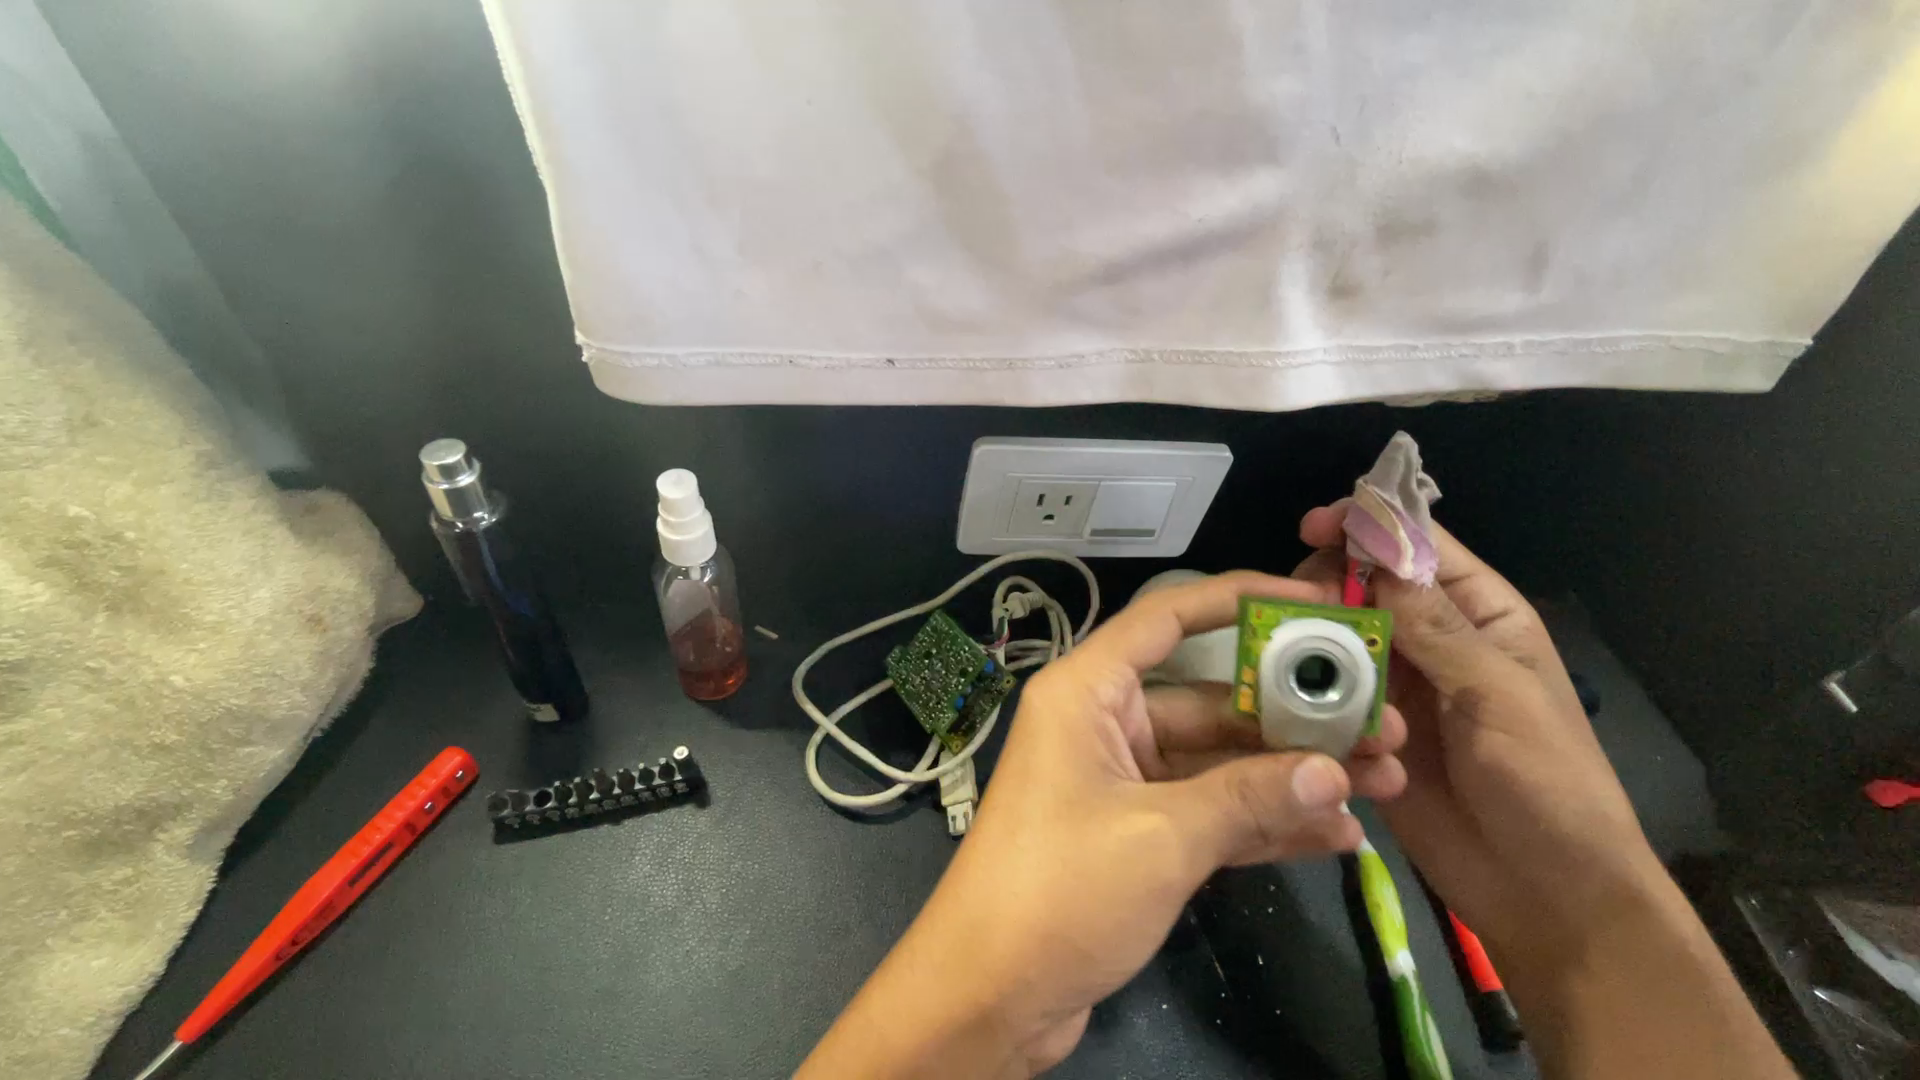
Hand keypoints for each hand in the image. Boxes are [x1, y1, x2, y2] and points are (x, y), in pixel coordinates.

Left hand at [797, 571, 1407, 1078]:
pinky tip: (1337, 833)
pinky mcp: (1136, 834)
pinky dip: (1264, 820)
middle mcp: (1105, 723)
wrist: (989, 993)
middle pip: (1210, 699)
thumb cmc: (1060, 890)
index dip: (1241, 599)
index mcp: (1089, 693)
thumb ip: (1249, 797)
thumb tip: (1334, 772)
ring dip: (1292, 772)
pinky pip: (1210, 811)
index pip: (1168, 618)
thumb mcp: (1161, 837)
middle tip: (1382, 724)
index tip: (1317, 604)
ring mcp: (1122, 781)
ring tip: (1384, 781)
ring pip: (1218, 760)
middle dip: (1294, 714)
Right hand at [1297, 504, 1664, 967]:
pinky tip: (1287, 700)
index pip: (1419, 547)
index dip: (1368, 526)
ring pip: (1338, 637)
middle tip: (1293, 604)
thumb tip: (1375, 559)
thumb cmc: (1547, 784)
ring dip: (1312, 640)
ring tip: (1286, 656)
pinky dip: (1307, 689)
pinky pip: (1327, 692)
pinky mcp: (1367, 729)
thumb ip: (1436, 628)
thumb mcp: (1500, 696)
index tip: (1313, 527)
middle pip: (1365, 586)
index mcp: (1480, 615)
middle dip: (1326, 585)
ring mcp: (1396, 686)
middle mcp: (1432, 641)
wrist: (1545, 892)